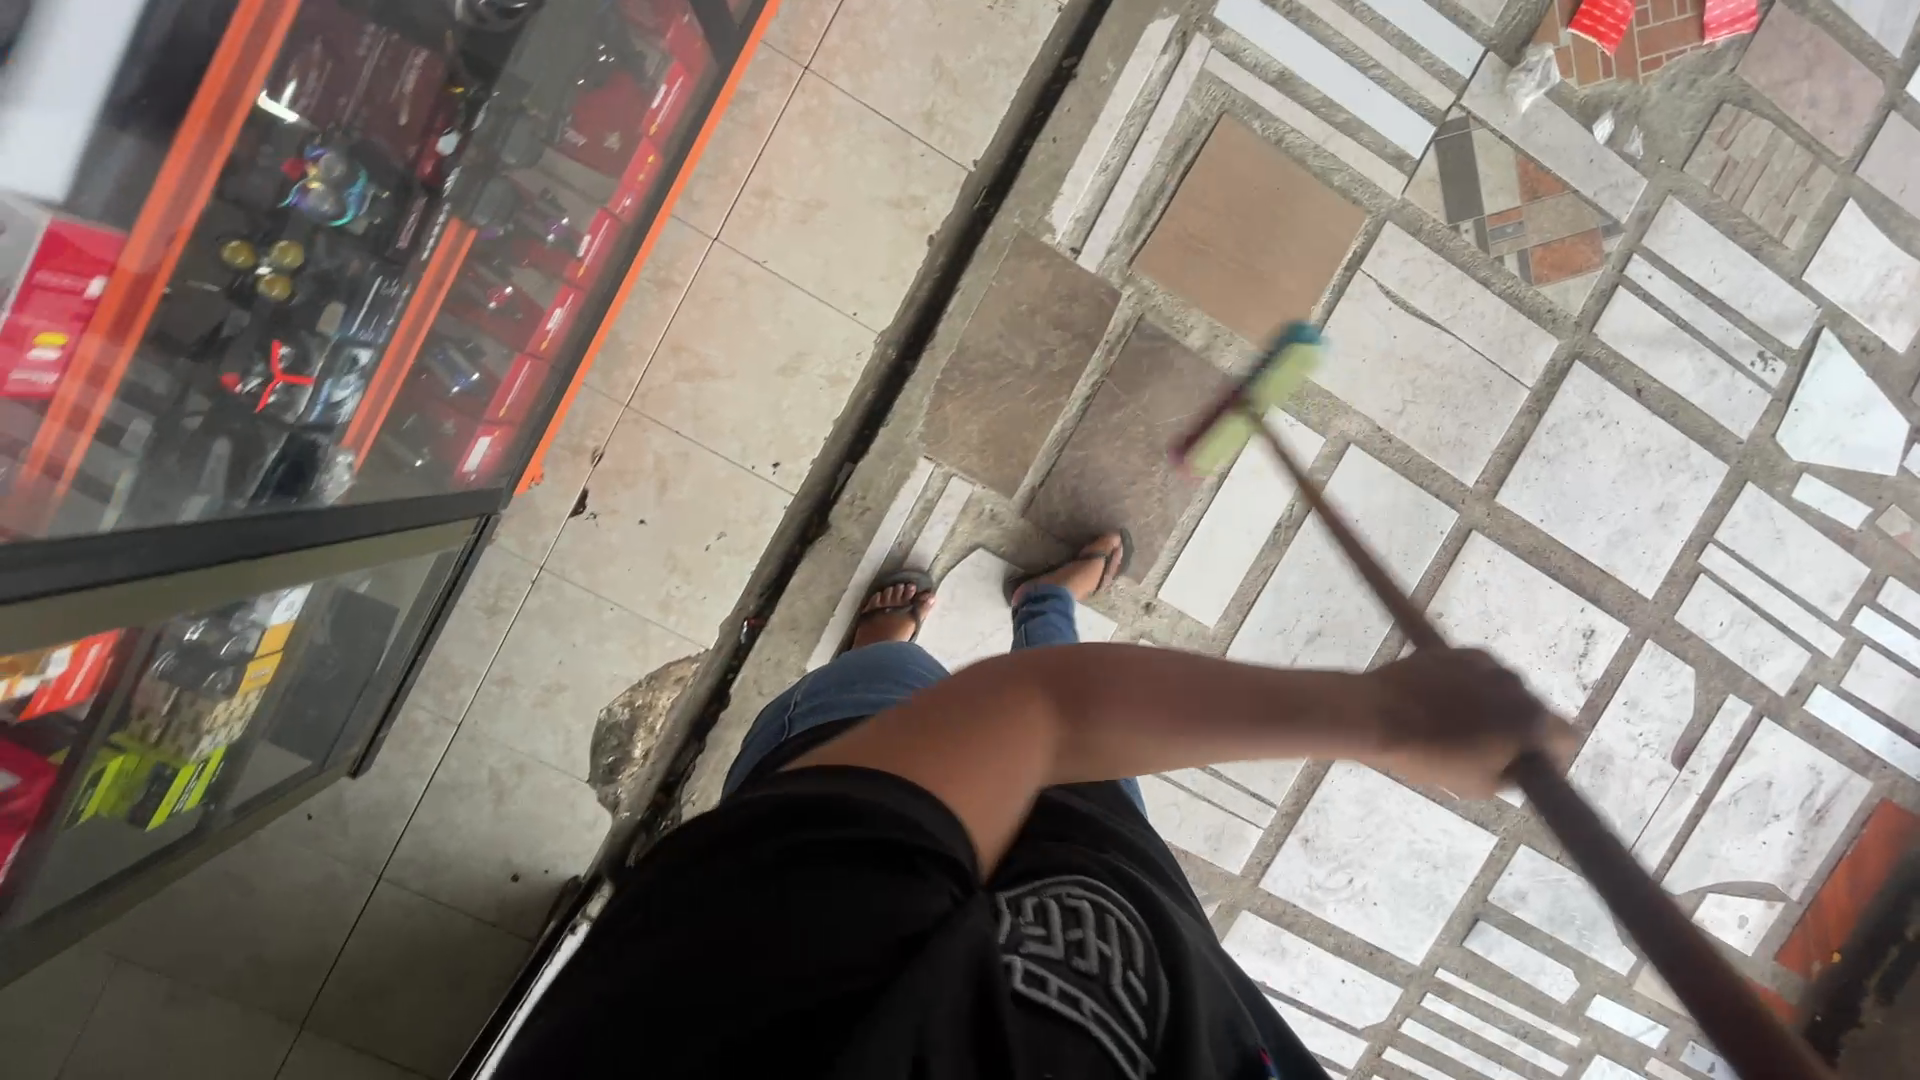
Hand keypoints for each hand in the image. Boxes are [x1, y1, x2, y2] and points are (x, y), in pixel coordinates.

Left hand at [1354, 648, 1576, 797]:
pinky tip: (1442, 699)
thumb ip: (1514, 775)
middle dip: (1517, 727)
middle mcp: (1516, 685)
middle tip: (1486, 745)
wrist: (1375, 714)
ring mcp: (1483, 663)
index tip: (1528, 765)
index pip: (1566, 737)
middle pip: (1532, 709)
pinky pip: (1474, 671)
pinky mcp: (1452, 651)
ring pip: (1502, 688)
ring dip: (1491, 703)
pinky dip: (1466, 684)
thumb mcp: (1480, 785)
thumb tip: (1520, 767)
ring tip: (1456, 722)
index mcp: (1531, 719)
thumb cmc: (1428, 755)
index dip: (1551, 755)